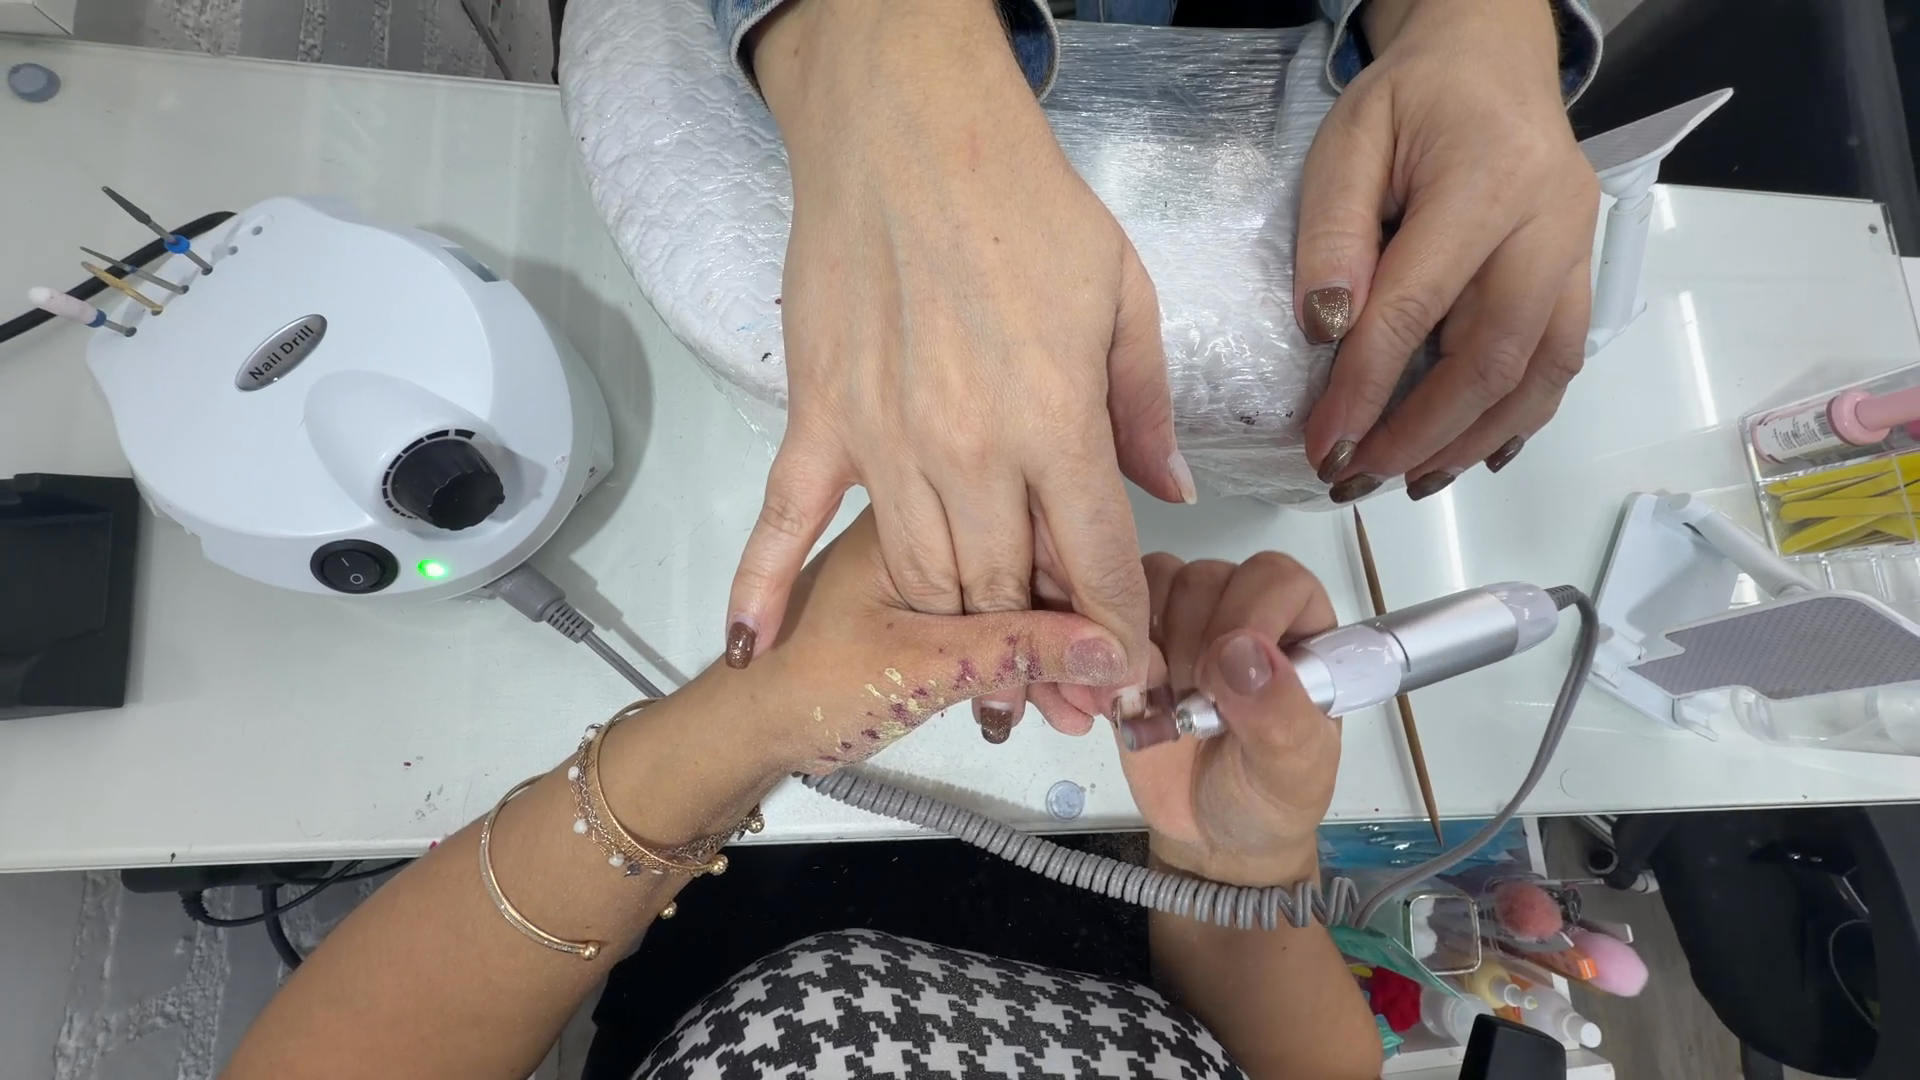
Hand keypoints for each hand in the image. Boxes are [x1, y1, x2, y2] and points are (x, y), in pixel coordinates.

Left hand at [709, 510, 1132, 774]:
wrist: (746, 722)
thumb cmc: (813, 684)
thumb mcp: (917, 667)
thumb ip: (1011, 652)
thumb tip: (1112, 652)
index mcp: (919, 509)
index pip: (1033, 538)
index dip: (1090, 601)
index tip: (1130, 661)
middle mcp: (932, 522)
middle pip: (1032, 569)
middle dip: (1079, 636)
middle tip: (1114, 700)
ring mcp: (931, 562)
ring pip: (1016, 598)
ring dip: (1052, 657)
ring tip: (1084, 714)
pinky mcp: (927, 603)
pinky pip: (991, 621)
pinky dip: (1020, 660)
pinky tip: (1052, 698)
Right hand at [724, 0, 1193, 741]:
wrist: (905, 129)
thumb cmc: (1023, 203)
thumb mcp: (1122, 294)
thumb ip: (1143, 408)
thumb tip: (1168, 492)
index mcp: (1055, 421)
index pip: (1093, 561)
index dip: (1114, 629)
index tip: (1119, 672)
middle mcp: (968, 451)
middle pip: (1003, 588)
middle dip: (1036, 654)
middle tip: (1050, 698)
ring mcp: (883, 443)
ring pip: (920, 576)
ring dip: (948, 637)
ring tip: (967, 685)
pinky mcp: (819, 420)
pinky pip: (789, 517)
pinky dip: (763, 584)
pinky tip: (748, 644)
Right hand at [1118, 553, 1341, 884]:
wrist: (1207, 833)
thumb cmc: (1264, 800)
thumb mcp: (1290, 774)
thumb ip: (1278, 715)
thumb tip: (1241, 651)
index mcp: (1298, 631)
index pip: (1274, 579)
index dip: (1245, 616)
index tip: (1221, 679)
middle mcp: (1241, 612)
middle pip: (1203, 579)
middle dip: (1187, 644)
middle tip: (1189, 707)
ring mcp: (1182, 624)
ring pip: (1151, 588)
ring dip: (1145, 647)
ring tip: (1156, 703)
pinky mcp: (1135, 641)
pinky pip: (1108, 610)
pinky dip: (1105, 650)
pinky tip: (1120, 698)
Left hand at [1296, 0, 1599, 502]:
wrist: (1488, 62)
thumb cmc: (1408, 102)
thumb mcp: (1345, 148)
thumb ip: (1333, 235)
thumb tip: (1325, 328)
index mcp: (1484, 183)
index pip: (1413, 312)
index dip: (1365, 390)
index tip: (1323, 446)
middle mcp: (1549, 224)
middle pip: (1490, 357)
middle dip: (1419, 433)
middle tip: (1357, 477)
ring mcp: (1575, 250)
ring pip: (1537, 371)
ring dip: (1470, 440)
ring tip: (1407, 482)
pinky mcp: (1577, 270)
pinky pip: (1560, 359)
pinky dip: (1518, 418)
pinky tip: (1471, 453)